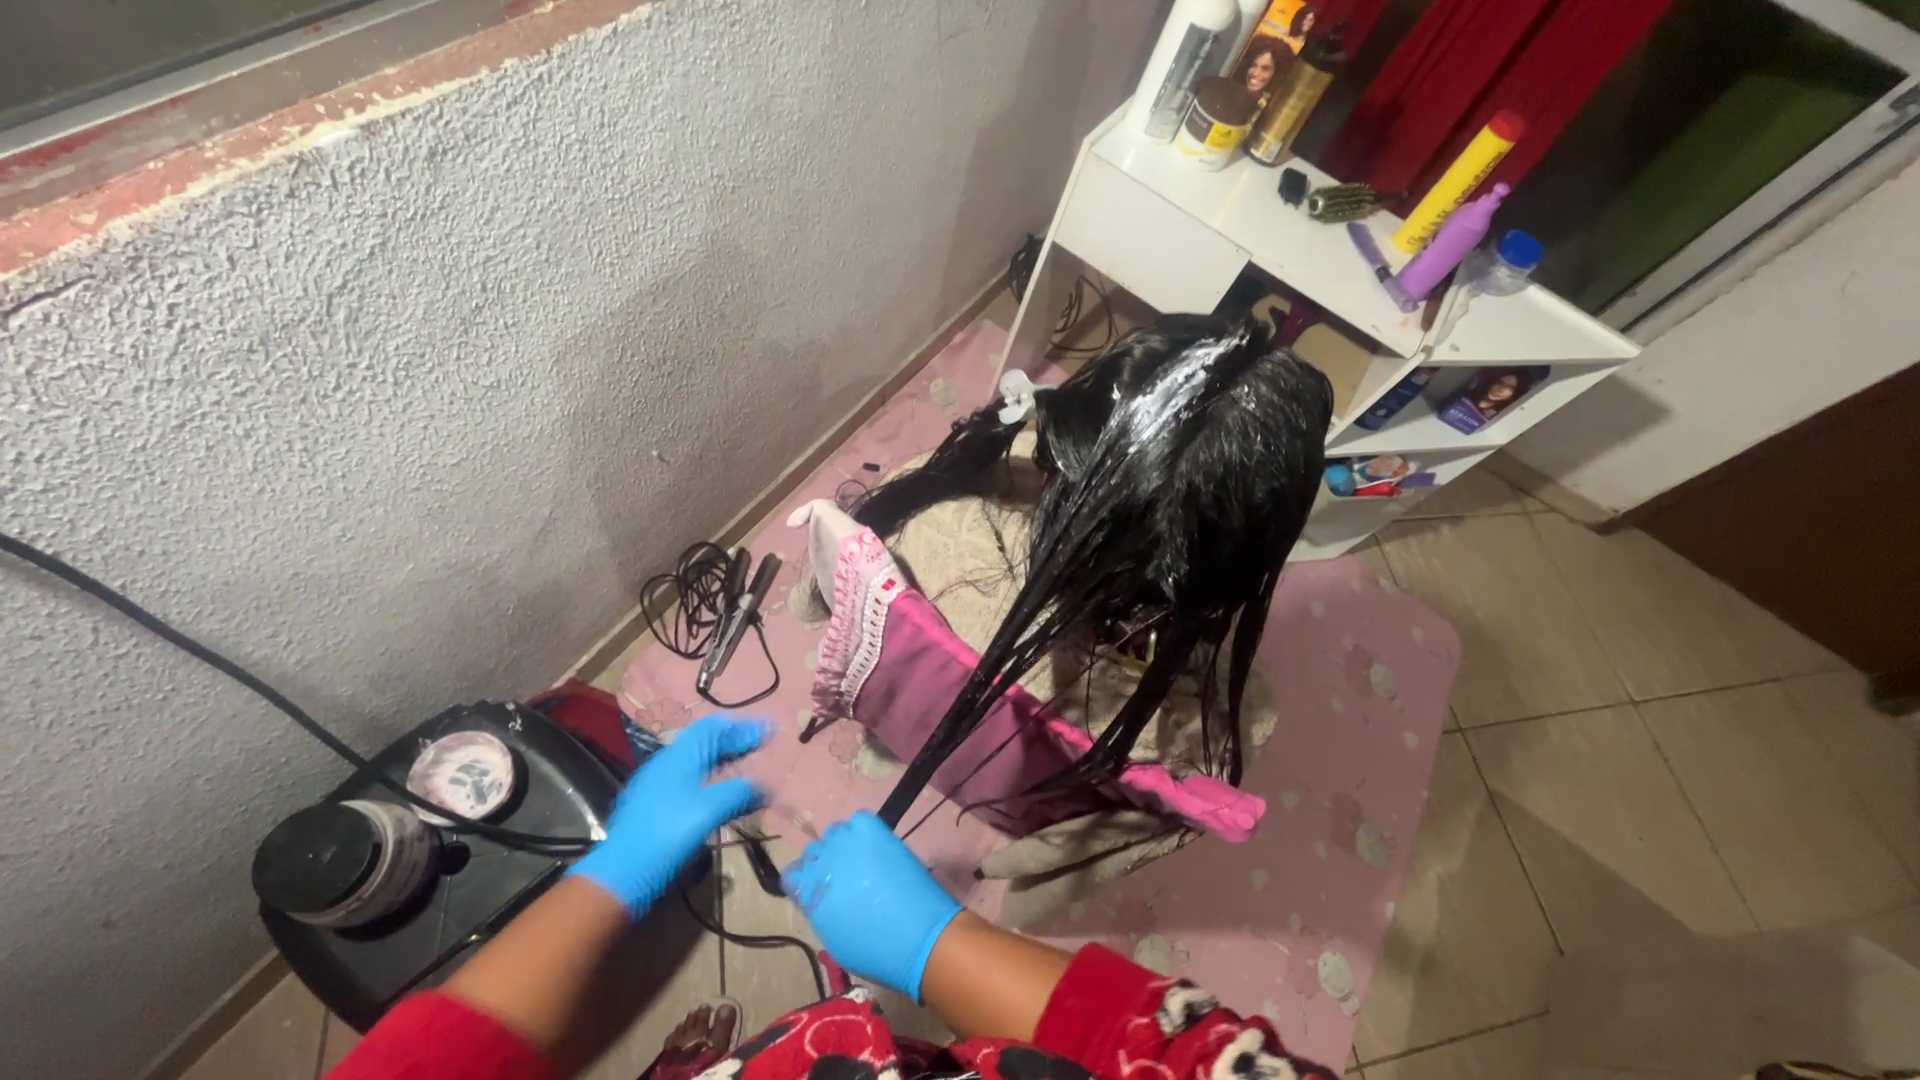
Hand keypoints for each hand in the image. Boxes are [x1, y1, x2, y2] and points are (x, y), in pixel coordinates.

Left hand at [568, 714, 765, 915]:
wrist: (621, 876)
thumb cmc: (667, 836)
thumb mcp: (709, 810)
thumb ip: (739, 792)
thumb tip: (764, 788)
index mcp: (680, 757)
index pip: (715, 727)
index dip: (744, 727)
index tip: (771, 731)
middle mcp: (668, 764)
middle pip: (706, 742)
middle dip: (737, 742)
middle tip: (764, 748)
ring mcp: (659, 786)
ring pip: (699, 763)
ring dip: (726, 761)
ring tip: (749, 769)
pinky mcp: (656, 807)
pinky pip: (692, 781)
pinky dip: (714, 779)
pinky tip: (724, 795)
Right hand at [782, 811, 962, 1000]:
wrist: (919, 937)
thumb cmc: (876, 951)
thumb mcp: (835, 940)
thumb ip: (821, 912)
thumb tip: (823, 897)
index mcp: (808, 894)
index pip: (790, 875)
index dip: (805, 880)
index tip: (819, 888)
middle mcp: (821, 863)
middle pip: (814, 851)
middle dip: (825, 862)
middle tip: (846, 875)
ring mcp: (846, 842)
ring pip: (835, 832)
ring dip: (845, 844)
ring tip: (863, 859)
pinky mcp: (872, 830)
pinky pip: (859, 820)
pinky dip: (864, 830)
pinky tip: (875, 845)